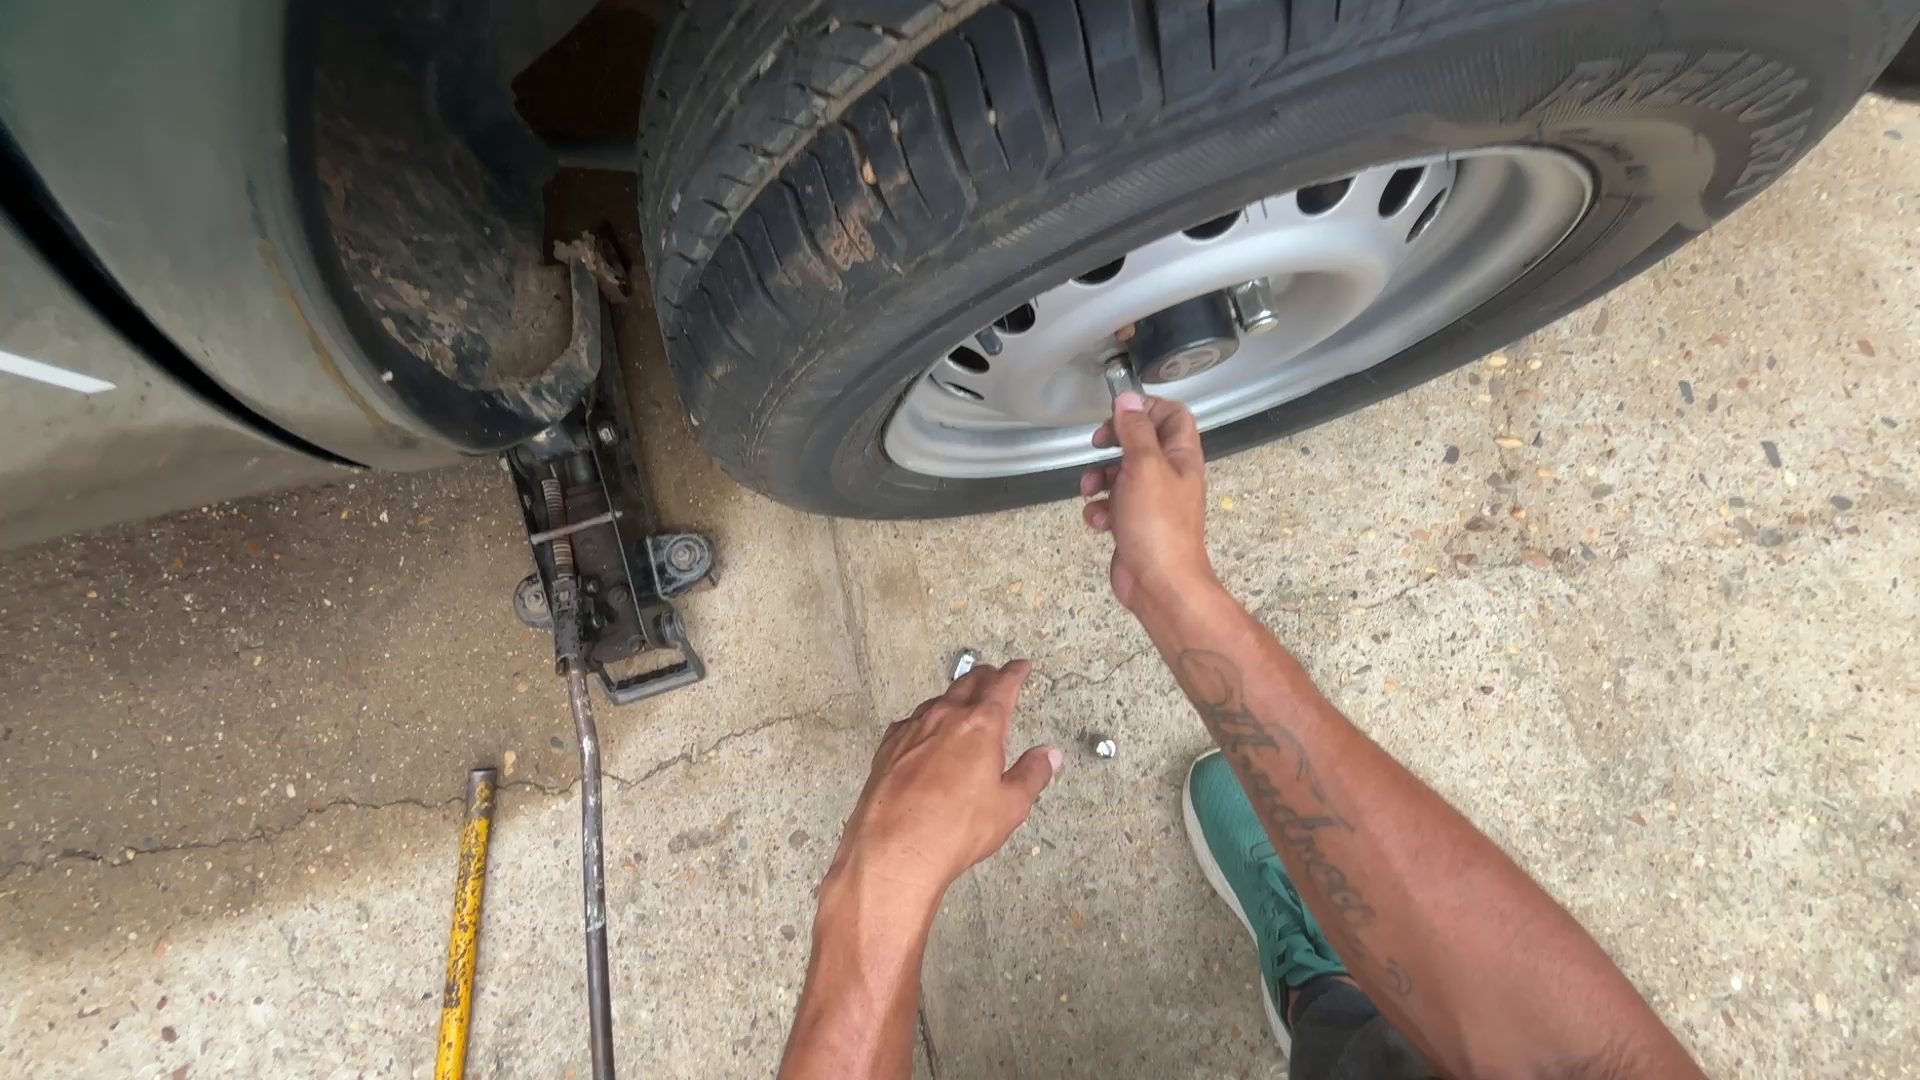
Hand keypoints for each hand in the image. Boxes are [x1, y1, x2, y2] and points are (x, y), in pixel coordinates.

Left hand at [828, 661, 1060, 910]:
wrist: (895, 847)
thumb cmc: (953, 828)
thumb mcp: (1010, 806)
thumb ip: (1032, 774)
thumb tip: (1048, 756)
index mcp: (981, 725)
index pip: (1003, 685)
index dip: (1015, 672)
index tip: (1020, 666)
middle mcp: (946, 718)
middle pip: (968, 683)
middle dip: (986, 676)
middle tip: (995, 675)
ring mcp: (913, 729)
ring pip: (938, 700)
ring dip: (954, 696)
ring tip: (962, 703)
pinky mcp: (889, 746)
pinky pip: (911, 721)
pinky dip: (926, 720)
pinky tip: (926, 734)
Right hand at [1081, 391, 1215, 612]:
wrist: (1159, 583)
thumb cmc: (1158, 525)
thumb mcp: (1144, 466)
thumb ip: (1135, 430)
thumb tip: (1128, 399)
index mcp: (1181, 457)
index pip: (1172, 415)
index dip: (1146, 408)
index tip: (1119, 413)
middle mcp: (1168, 476)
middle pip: (1140, 443)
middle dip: (1114, 443)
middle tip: (1097, 443)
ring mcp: (1150, 502)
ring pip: (1119, 475)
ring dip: (1098, 478)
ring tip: (1089, 490)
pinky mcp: (1132, 525)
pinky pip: (1110, 506)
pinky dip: (1099, 510)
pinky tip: (1098, 522)